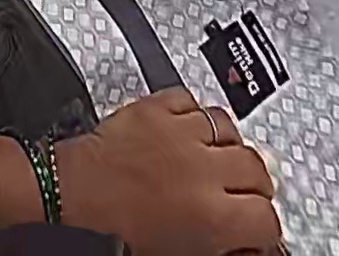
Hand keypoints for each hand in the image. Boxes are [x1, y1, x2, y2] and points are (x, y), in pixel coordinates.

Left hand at [58, 89, 280, 255]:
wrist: (72, 198)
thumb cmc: (114, 232)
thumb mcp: (179, 253)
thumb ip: (218, 245)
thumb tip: (242, 243)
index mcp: (212, 216)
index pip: (266, 218)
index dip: (266, 227)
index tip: (258, 228)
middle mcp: (202, 168)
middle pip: (255, 166)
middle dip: (255, 183)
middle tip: (246, 191)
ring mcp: (180, 131)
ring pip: (227, 125)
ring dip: (228, 142)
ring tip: (220, 154)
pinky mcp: (156, 106)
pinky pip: (189, 98)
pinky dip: (193, 111)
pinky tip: (187, 125)